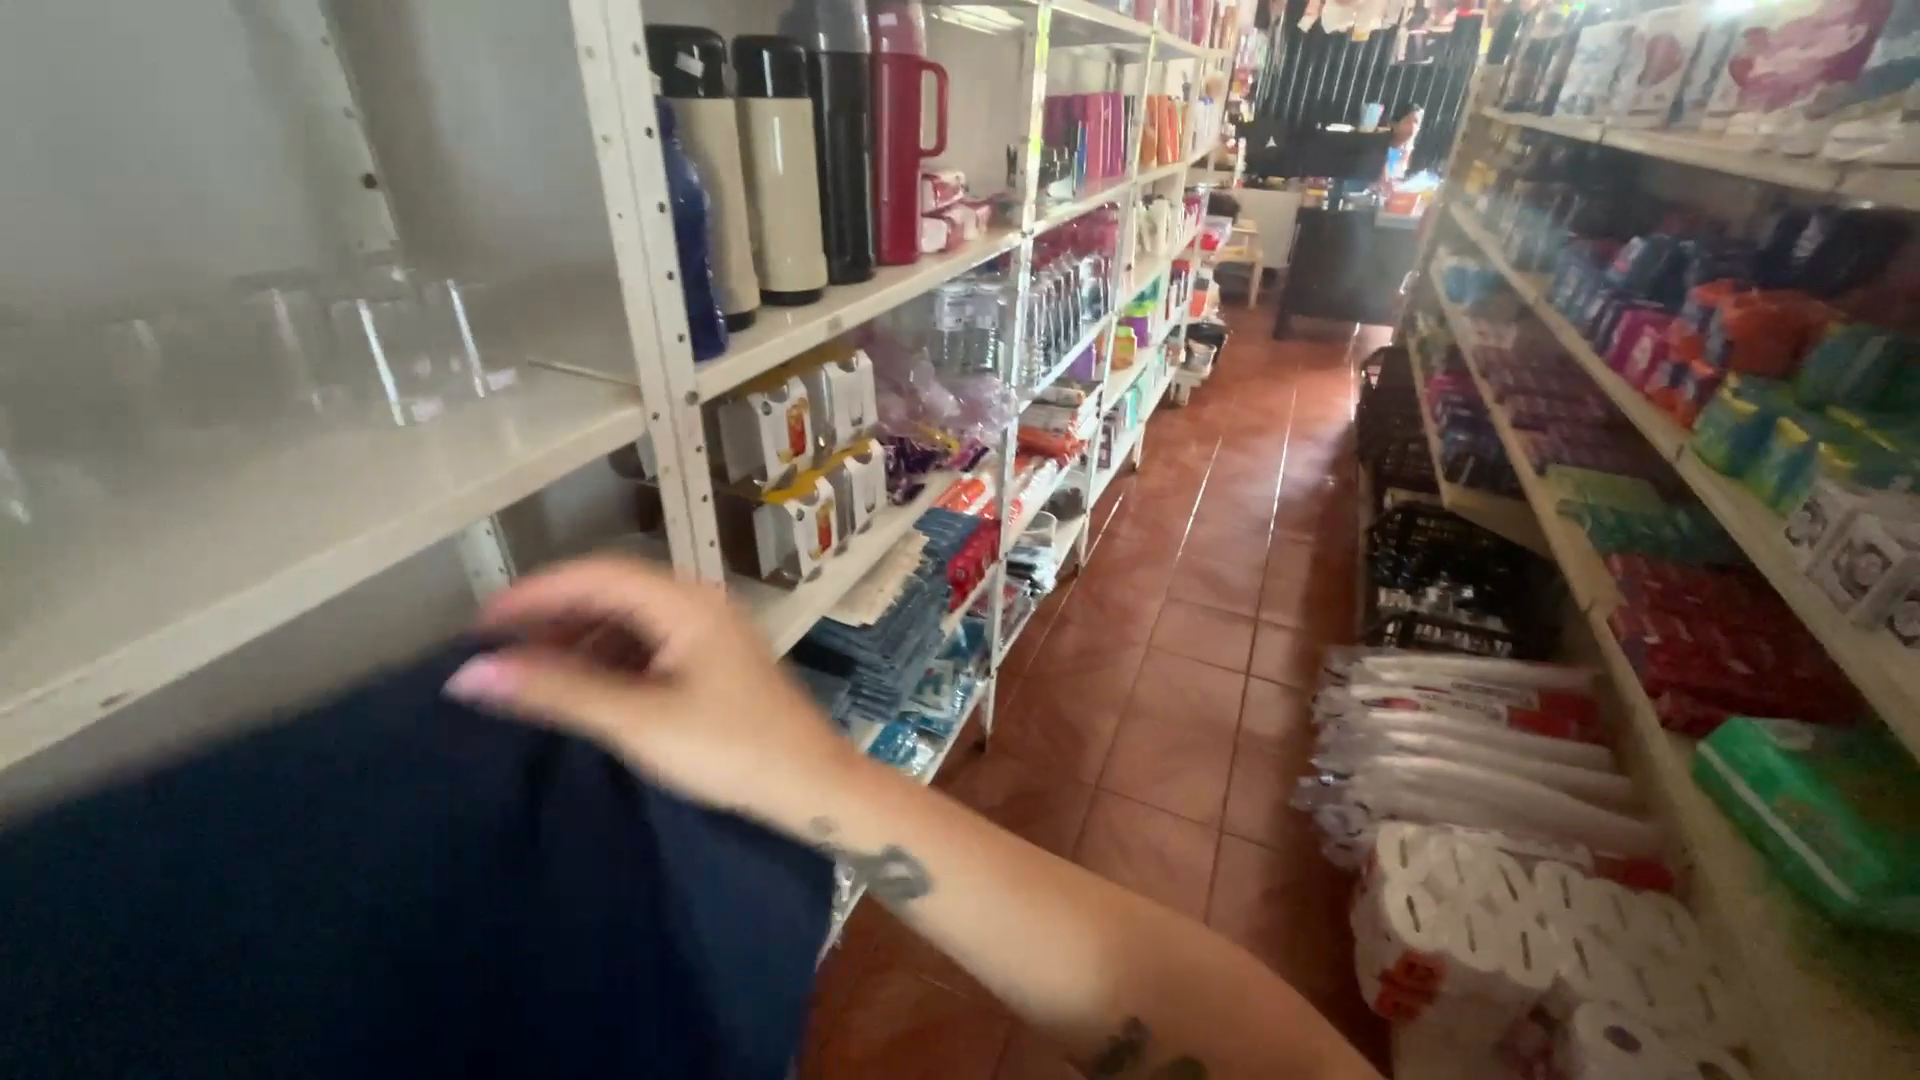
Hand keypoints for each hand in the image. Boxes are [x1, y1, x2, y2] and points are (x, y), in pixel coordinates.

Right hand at [442, 555, 865, 826]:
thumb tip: (472, 672)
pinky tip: (585, 687)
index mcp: (687, 603)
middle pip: (613, 592)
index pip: (597, 574)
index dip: (535, 593)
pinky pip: (650, 643)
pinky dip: (610, 658)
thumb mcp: (640, 721)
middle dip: (555, 617)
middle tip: (498, 652)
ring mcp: (711, 630)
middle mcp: (700, 603)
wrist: (812, 783)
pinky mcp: (715, 660)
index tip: (479, 625)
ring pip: (631, 618)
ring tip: (532, 673)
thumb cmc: (732, 751)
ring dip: (581, 639)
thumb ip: (559, 692)